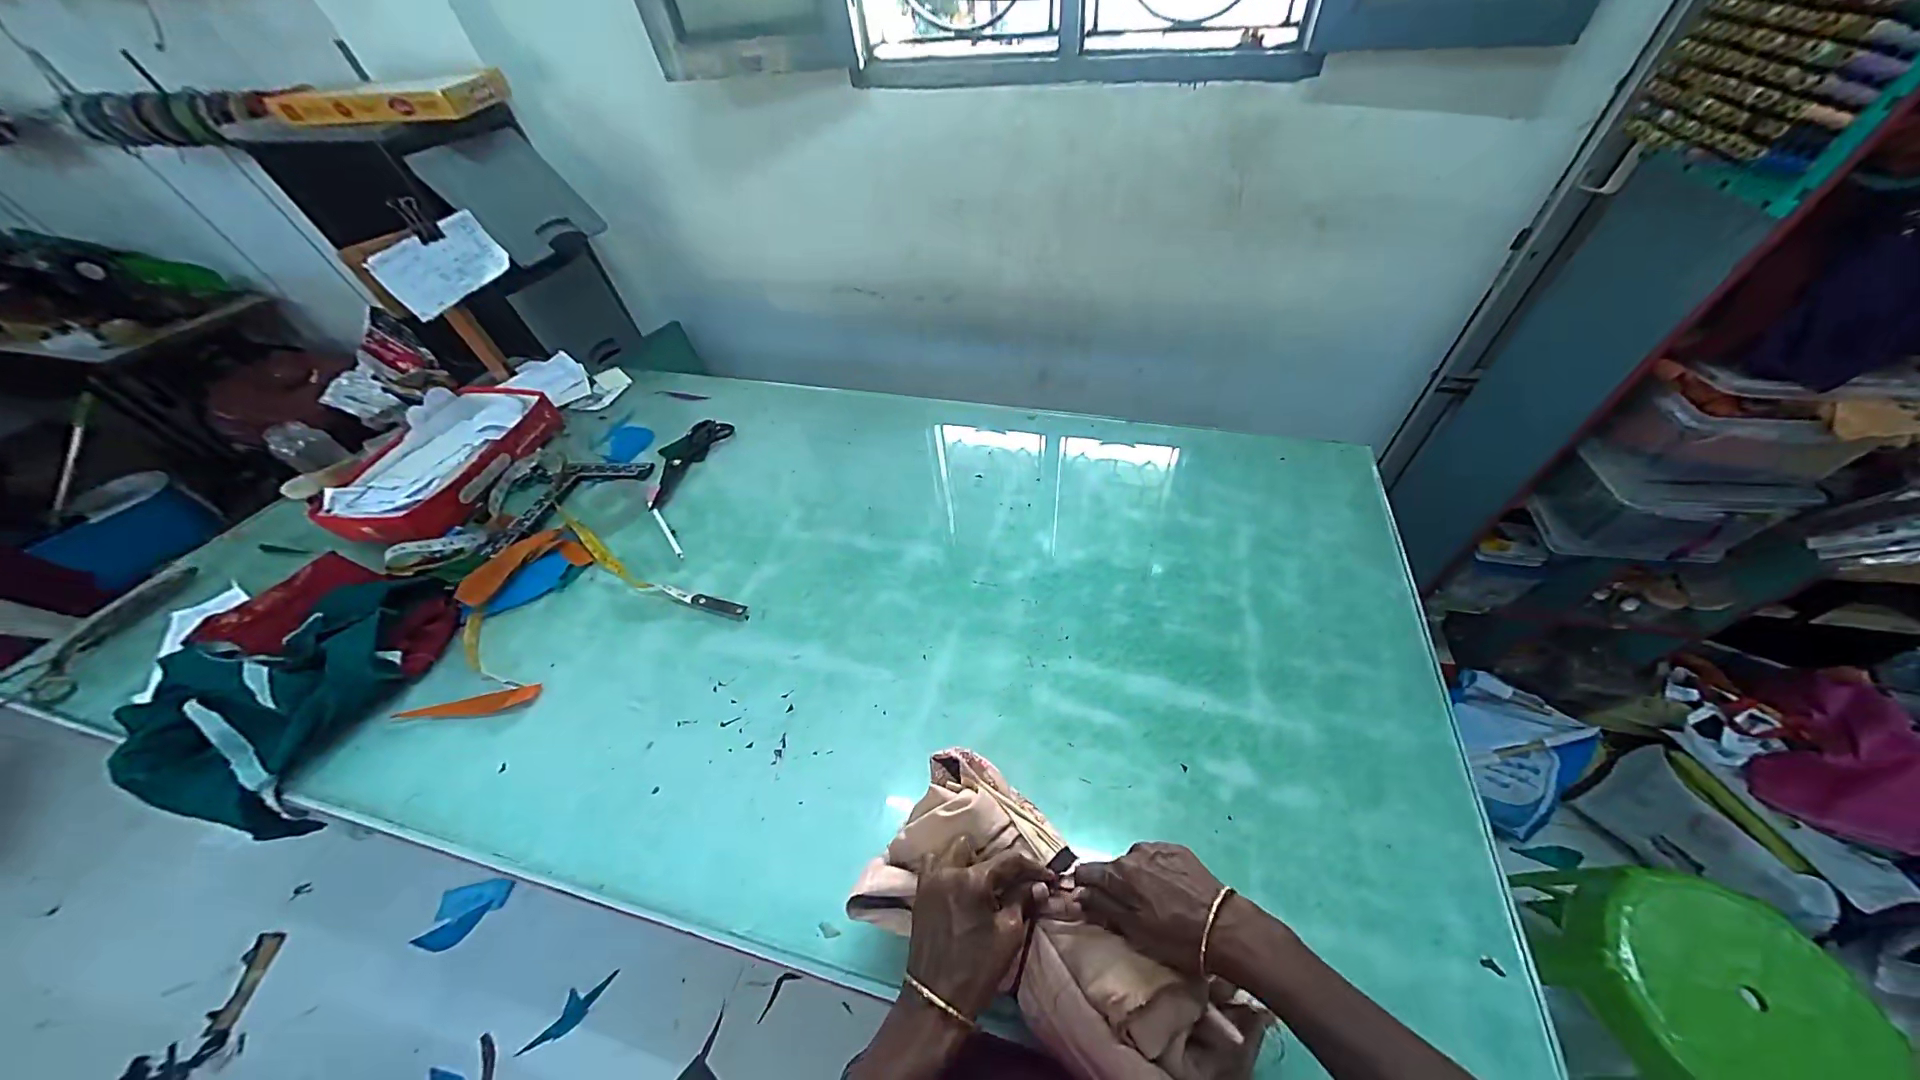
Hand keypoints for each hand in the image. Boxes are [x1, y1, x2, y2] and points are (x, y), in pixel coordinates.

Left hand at [908, 834, 1054, 1019]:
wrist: (937, 997)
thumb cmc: (978, 967)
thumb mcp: (1009, 934)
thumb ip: (1023, 901)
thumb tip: (1038, 885)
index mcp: (972, 880)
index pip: (1008, 860)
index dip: (1031, 866)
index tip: (1047, 876)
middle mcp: (947, 871)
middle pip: (973, 847)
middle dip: (995, 860)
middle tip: (1010, 880)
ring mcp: (929, 880)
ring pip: (949, 852)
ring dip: (967, 860)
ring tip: (982, 881)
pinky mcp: (919, 893)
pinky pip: (932, 866)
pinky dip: (947, 868)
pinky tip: (960, 884)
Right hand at [1075, 842, 1231, 975]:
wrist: (1224, 927)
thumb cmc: (1175, 936)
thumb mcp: (1134, 929)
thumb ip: (1103, 907)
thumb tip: (1079, 892)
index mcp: (1120, 872)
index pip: (1087, 871)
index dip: (1084, 886)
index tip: (1090, 900)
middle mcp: (1134, 852)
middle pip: (1114, 867)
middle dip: (1116, 884)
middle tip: (1132, 908)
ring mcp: (1158, 847)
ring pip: (1136, 861)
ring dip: (1138, 876)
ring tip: (1156, 898)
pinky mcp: (1178, 849)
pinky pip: (1156, 857)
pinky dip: (1157, 870)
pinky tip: (1171, 888)